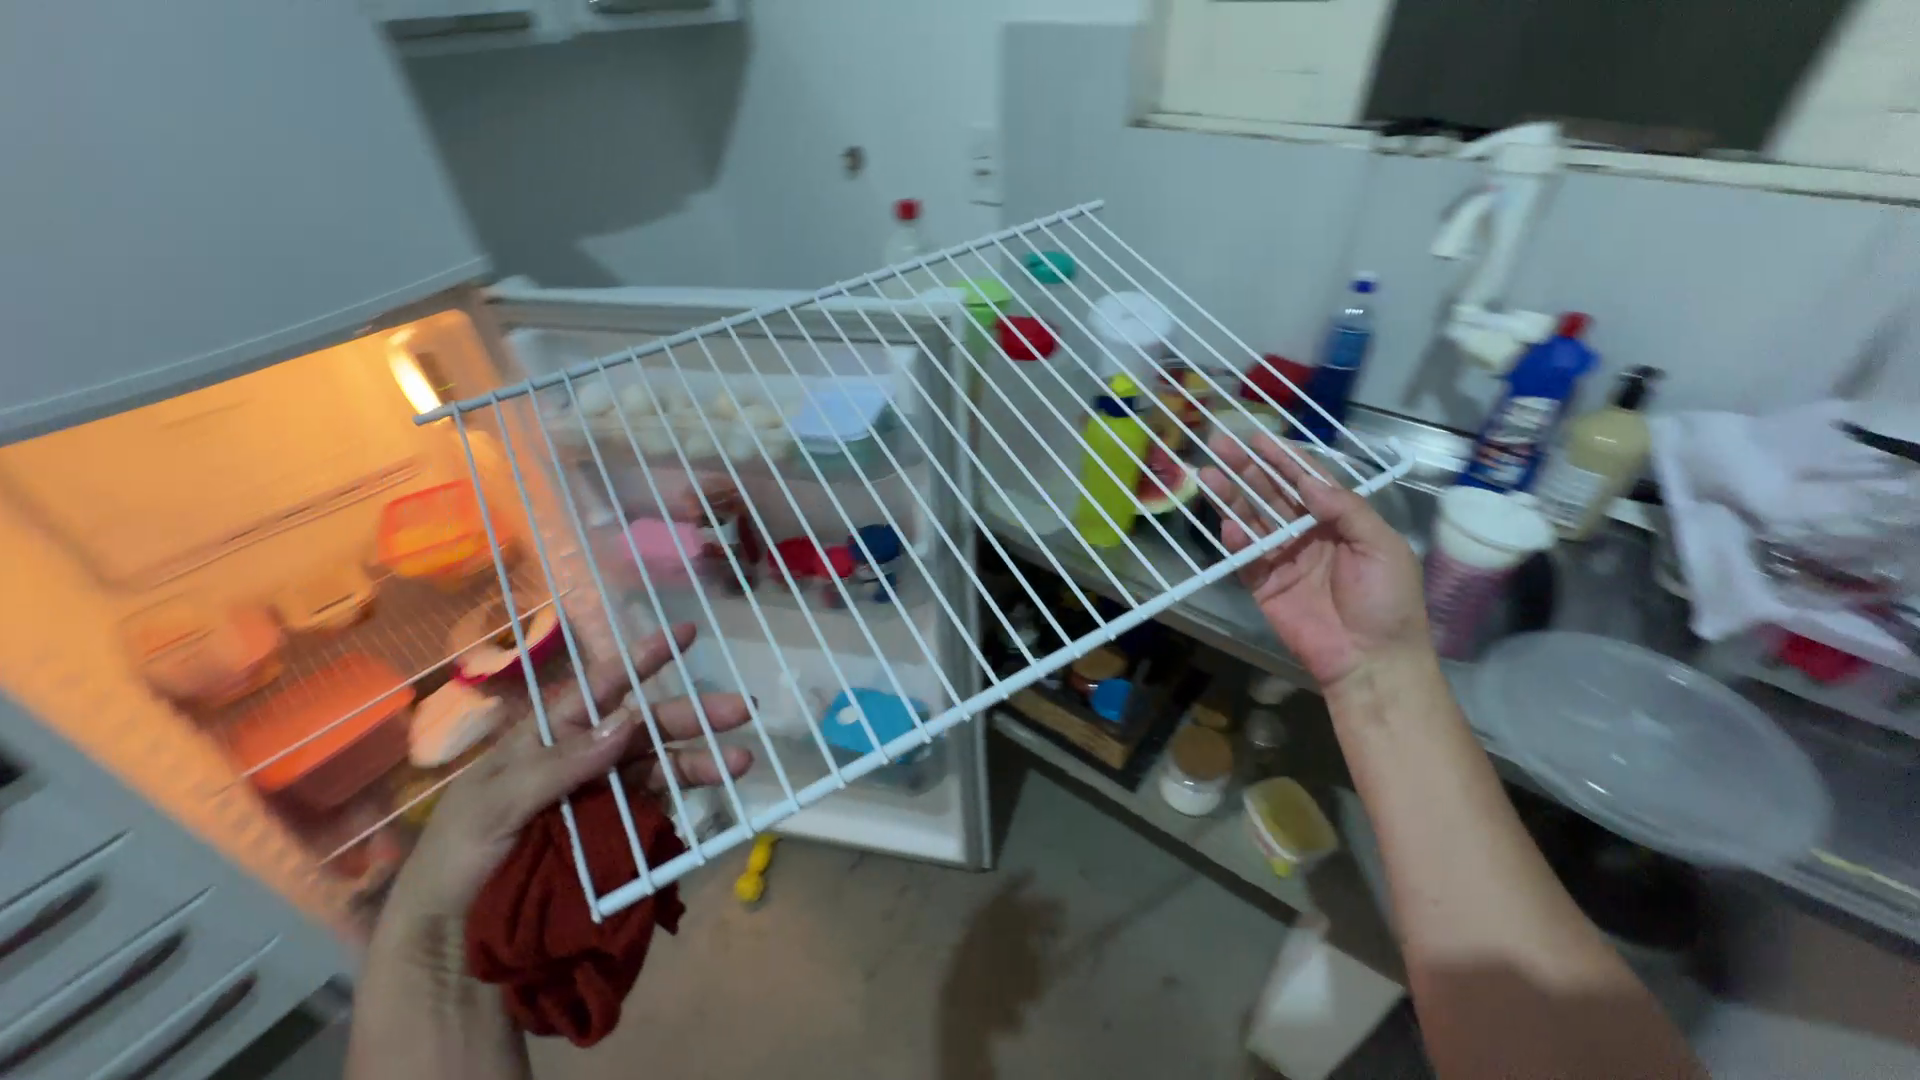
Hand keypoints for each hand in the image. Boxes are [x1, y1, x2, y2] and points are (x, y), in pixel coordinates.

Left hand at [378, 622, 751, 966]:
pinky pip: (658, 808)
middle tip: (743, 709)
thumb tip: (630, 719)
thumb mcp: (496, 804)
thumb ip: (562, 763)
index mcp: (549, 738)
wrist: (452, 940)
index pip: (602, 688)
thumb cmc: (458, 858)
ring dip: (702, 760)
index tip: (687, 635)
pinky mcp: (617, 835)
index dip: (644, 659)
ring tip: (743, 761)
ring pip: (662, 766)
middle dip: (693, 715)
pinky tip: (718, 795)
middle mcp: (584, 759)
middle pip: (646, 727)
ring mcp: (603, 798)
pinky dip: (690, 800)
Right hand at [1199, 434, 1428, 688]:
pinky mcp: (1264, 586)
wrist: (1371, 660)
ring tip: (1207, 474)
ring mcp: (1284, 559)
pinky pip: (1245, 558)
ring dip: (1231, 497)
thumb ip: (1346, 510)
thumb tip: (1308, 482)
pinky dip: (1235, 541)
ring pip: (1252, 520)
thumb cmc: (1388, 601)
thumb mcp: (1382, 546)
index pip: (1307, 482)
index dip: (1284, 459)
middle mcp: (1309, 534)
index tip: (1259, 438)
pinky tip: (1225, 523)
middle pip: (1272, 494)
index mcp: (1341, 521)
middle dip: (1247, 469)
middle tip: (1220, 445)